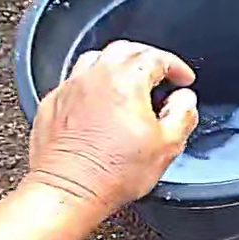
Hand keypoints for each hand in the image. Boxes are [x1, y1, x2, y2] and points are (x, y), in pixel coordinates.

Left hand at [25, 41, 198, 210]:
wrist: (70, 190)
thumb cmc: (115, 171)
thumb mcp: (168, 145)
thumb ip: (183, 114)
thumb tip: (185, 99)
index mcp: (126, 82)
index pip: (156, 57)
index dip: (176, 66)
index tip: (184, 79)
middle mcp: (94, 78)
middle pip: (124, 49)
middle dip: (148, 57)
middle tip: (162, 74)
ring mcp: (69, 89)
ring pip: (96, 59)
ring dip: (118, 64)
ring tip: (131, 82)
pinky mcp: (53, 104)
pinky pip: (75, 80)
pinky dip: (95, 82)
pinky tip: (104, 100)